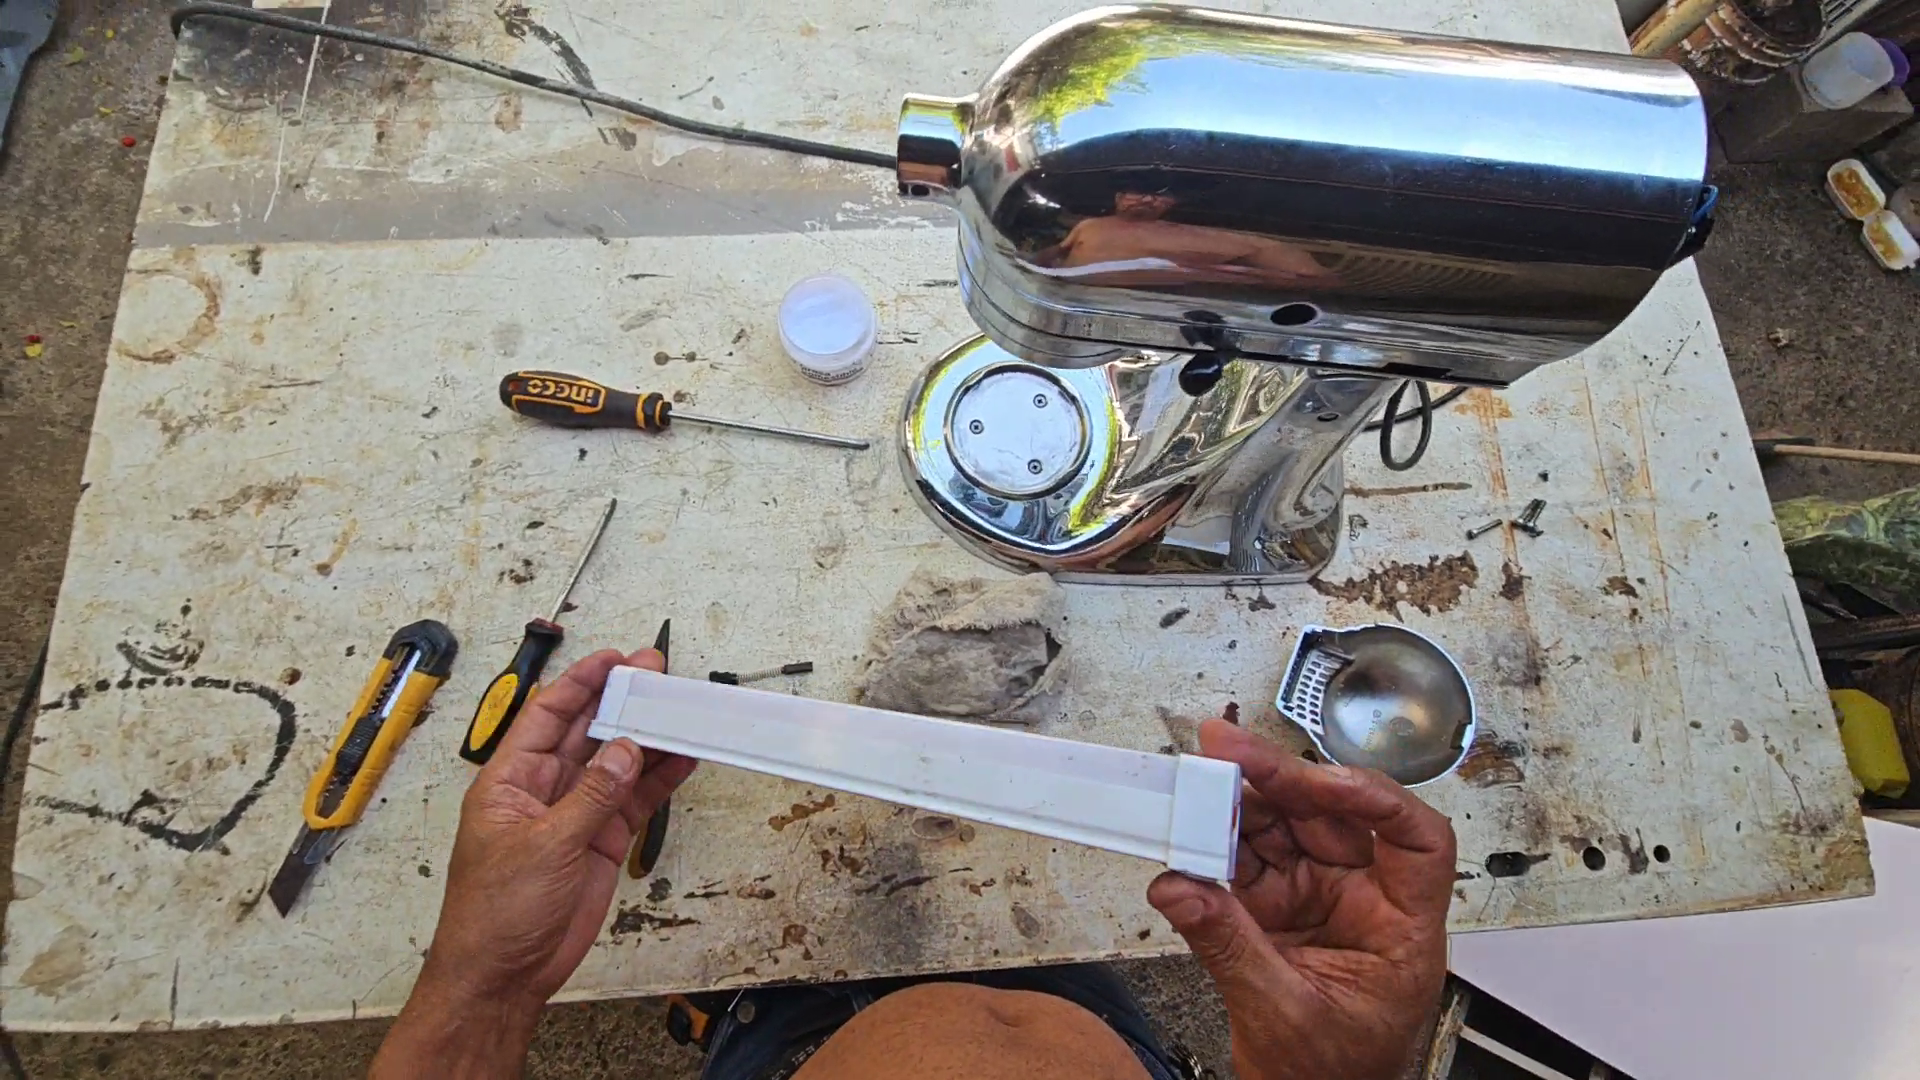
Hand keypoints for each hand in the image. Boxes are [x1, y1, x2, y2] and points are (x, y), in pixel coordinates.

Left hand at [372, 648, 695, 1077]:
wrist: (507, 977)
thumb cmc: (494, 915)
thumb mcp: (542, 847)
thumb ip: (590, 796)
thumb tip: (627, 750)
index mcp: (512, 779)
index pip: (548, 716)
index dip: (580, 683)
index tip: (612, 659)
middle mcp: (548, 786)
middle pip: (591, 731)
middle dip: (623, 701)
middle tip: (657, 675)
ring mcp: (580, 810)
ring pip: (622, 759)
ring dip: (650, 736)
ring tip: (681, 710)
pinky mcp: (605, 834)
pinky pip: (639, 794)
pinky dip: (663, 776)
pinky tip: (685, 758)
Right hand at [1148, 719, 1455, 1079]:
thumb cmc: (1333, 1073)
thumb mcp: (1285, 1016)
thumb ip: (1229, 947)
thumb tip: (1179, 887)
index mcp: (1398, 925)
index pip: (1416, 841)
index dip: (1375, 798)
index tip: (1320, 780)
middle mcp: (1359, 893)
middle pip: (1330, 812)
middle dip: (1277, 775)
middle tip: (1227, 747)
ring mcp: (1312, 888)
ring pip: (1280, 818)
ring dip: (1236, 797)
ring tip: (1196, 784)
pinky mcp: (1270, 892)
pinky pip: (1240, 847)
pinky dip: (1210, 834)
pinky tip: (1189, 825)